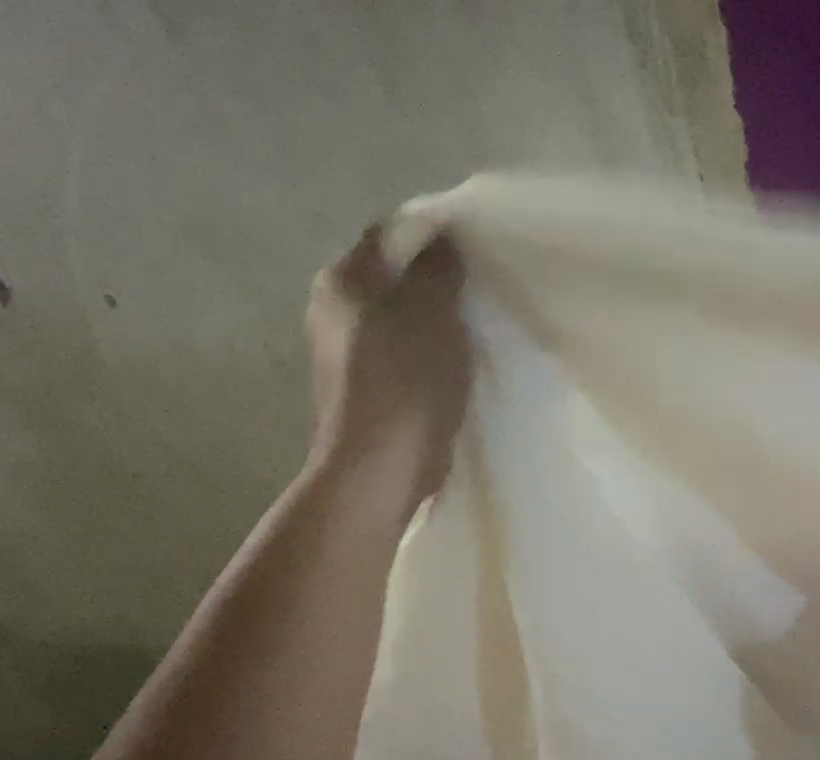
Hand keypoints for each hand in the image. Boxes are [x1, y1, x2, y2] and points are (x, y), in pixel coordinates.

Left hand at [305, 223, 472, 504]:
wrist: (381, 467)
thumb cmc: (405, 382)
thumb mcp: (431, 313)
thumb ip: (438, 269)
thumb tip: (443, 236)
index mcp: (343, 280)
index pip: (390, 233)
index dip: (434, 232)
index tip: (478, 245)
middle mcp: (334, 309)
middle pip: (395, 276)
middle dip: (438, 277)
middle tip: (485, 285)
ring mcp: (348, 352)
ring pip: (402, 316)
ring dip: (437, 317)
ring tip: (480, 324)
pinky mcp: (368, 387)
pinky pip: (406, 352)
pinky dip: (432, 350)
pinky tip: (461, 363)